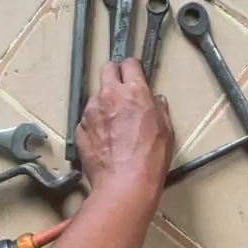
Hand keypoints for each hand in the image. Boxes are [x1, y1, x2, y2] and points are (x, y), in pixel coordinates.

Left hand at [76, 60, 173, 198]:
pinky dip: (95, 124)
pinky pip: (87, 119)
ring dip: (104, 102)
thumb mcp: (166, 131)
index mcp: (134, 91)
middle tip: (122, 89)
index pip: (129, 64)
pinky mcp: (80, 129)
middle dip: (114, 75)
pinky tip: (105, 138)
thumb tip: (156, 102)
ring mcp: (91, 112)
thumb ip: (159, 110)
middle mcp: (109, 95)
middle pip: (107, 69)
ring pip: (96, 96)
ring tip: (114, 122)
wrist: (125, 183)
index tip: (135, 74)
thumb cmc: (149, 158)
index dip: (133, 68)